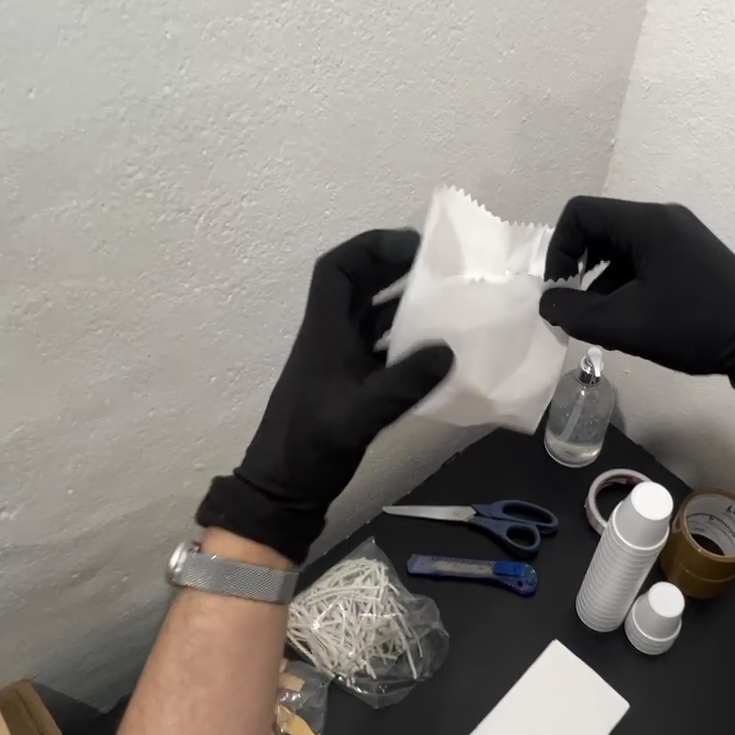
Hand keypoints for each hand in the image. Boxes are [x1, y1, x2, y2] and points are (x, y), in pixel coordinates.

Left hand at [196, 229, 453, 563]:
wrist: (285, 488)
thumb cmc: (310, 444)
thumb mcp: (359, 414)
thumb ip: (403, 384)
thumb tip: (449, 351)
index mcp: (323, 331)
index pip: (337, 270)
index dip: (371, 248)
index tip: (413, 247)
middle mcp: (331, 337)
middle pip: (359, 286)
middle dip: (395, 269)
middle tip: (439, 268)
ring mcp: (342, 362)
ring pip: (374, 317)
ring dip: (405, 305)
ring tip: (446, 302)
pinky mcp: (353, 384)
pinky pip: (384, 349)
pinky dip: (408, 343)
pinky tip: (438, 350)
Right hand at [537, 197, 734, 399]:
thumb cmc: (692, 326)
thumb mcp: (625, 325)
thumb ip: (575, 313)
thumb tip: (548, 303)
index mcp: (645, 224)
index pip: (579, 213)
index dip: (559, 250)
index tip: (560, 289)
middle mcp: (661, 219)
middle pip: (599, 228)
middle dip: (578, 267)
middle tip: (575, 306)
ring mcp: (678, 235)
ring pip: (620, 247)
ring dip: (600, 280)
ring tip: (602, 321)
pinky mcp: (689, 254)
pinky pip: (642, 258)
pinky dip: (625, 283)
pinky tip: (629, 319)